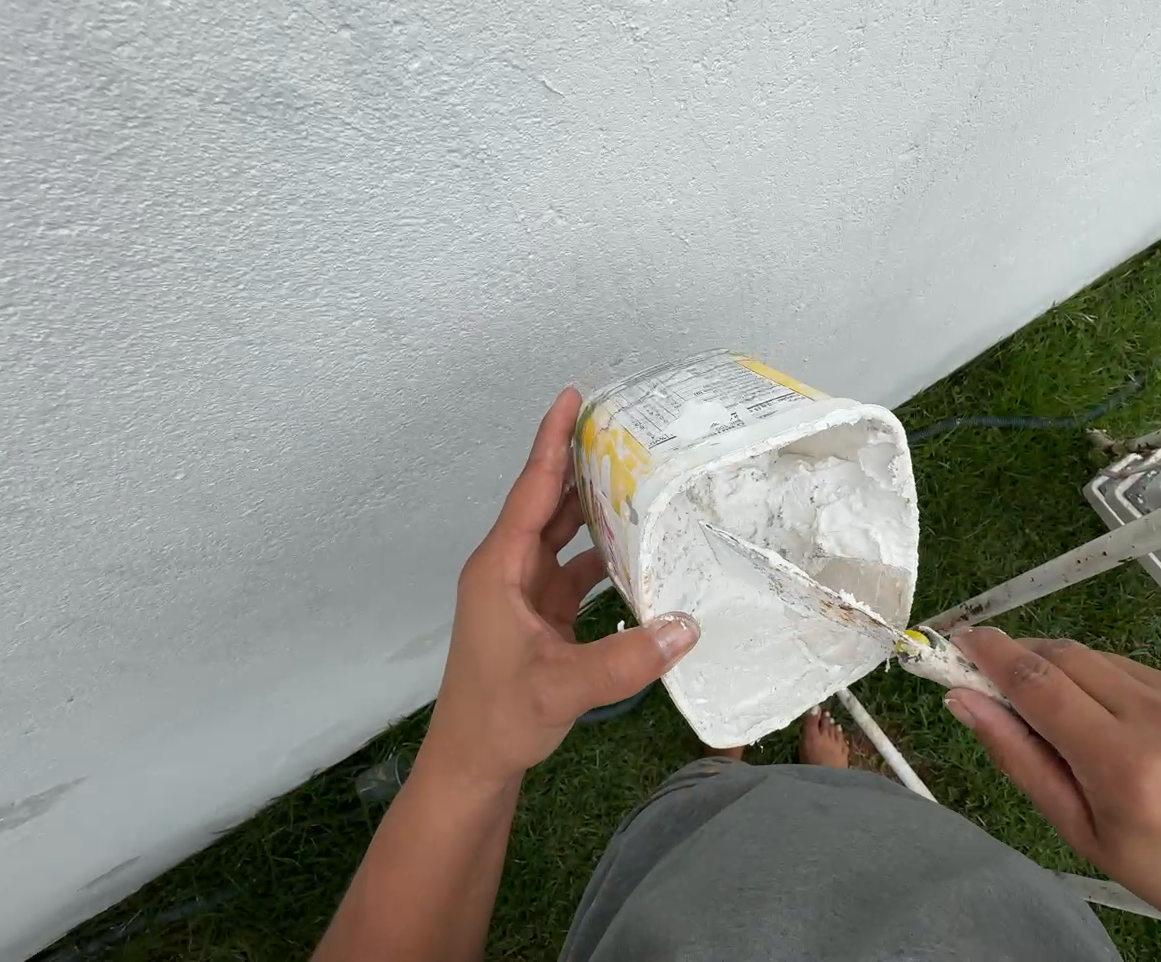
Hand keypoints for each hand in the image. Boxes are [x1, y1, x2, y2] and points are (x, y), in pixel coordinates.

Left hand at [419, 388, 699, 788]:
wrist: (472, 765)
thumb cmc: (499, 718)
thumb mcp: (562, 687)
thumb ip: (625, 660)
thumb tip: (688, 626)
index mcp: (501, 567)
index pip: (532, 488)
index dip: (552, 440)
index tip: (572, 396)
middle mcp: (510, 568)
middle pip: (548, 501)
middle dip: (579, 463)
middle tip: (621, 429)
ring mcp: (525, 591)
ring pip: (562, 533)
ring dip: (593, 507)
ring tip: (636, 477)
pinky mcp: (540, 613)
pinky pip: (574, 567)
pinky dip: (601, 554)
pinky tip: (636, 550)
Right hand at [946, 631, 1160, 960]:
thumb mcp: (1083, 833)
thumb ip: (1017, 758)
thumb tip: (963, 700)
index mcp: (1126, 767)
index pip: (1037, 683)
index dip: (989, 653)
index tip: (956, 639)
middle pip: (1062, 655)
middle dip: (1019, 656)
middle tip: (990, 672)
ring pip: (1095, 657)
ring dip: (1062, 671)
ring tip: (1065, 715)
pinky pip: (1133, 667)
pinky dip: (1106, 683)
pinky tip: (1120, 723)